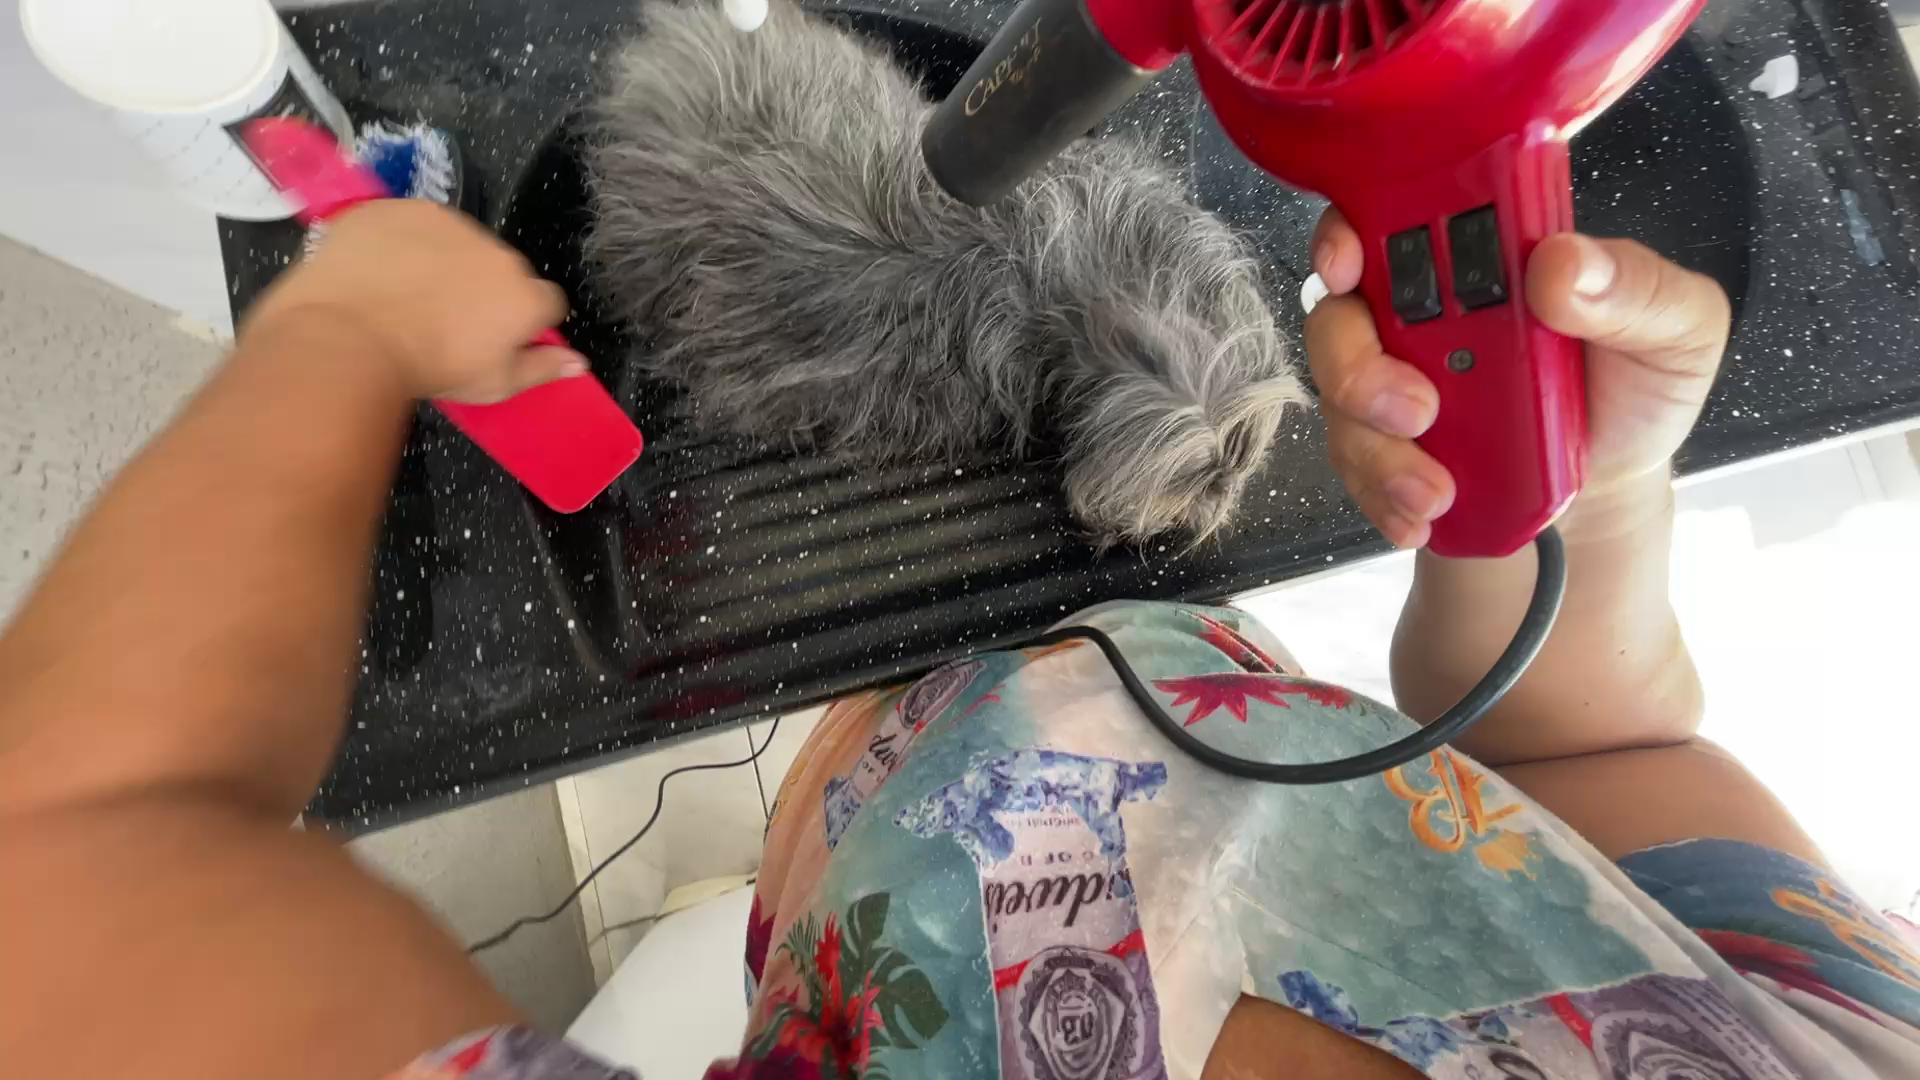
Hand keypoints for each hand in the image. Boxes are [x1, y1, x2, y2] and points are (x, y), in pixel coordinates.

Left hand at [243, 200, 586, 403]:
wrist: (349, 335)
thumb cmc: (433, 366)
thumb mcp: (497, 383)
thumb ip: (544, 368)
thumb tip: (580, 362)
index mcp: (528, 297)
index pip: (549, 302)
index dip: (528, 321)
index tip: (502, 335)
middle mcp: (500, 254)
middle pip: (507, 270)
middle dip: (491, 288)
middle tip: (454, 317)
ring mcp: (450, 225)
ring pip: (465, 243)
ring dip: (453, 261)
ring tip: (417, 291)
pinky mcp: (403, 208)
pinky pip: (420, 223)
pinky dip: (412, 240)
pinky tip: (391, 267)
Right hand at [1304, 209, 1731, 547]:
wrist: (1597, 493)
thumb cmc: (1631, 398)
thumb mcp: (1677, 334)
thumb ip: (1635, 290)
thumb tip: (1562, 263)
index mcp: (1476, 267)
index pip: (1387, 226)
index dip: (1348, 238)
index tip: (1348, 268)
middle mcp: (1413, 320)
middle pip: (1336, 321)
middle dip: (1358, 371)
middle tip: (1418, 413)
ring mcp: (1384, 387)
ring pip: (1335, 403)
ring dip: (1378, 452)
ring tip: (1437, 492)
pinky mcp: (1372, 448)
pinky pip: (1346, 466)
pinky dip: (1378, 496)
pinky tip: (1418, 514)